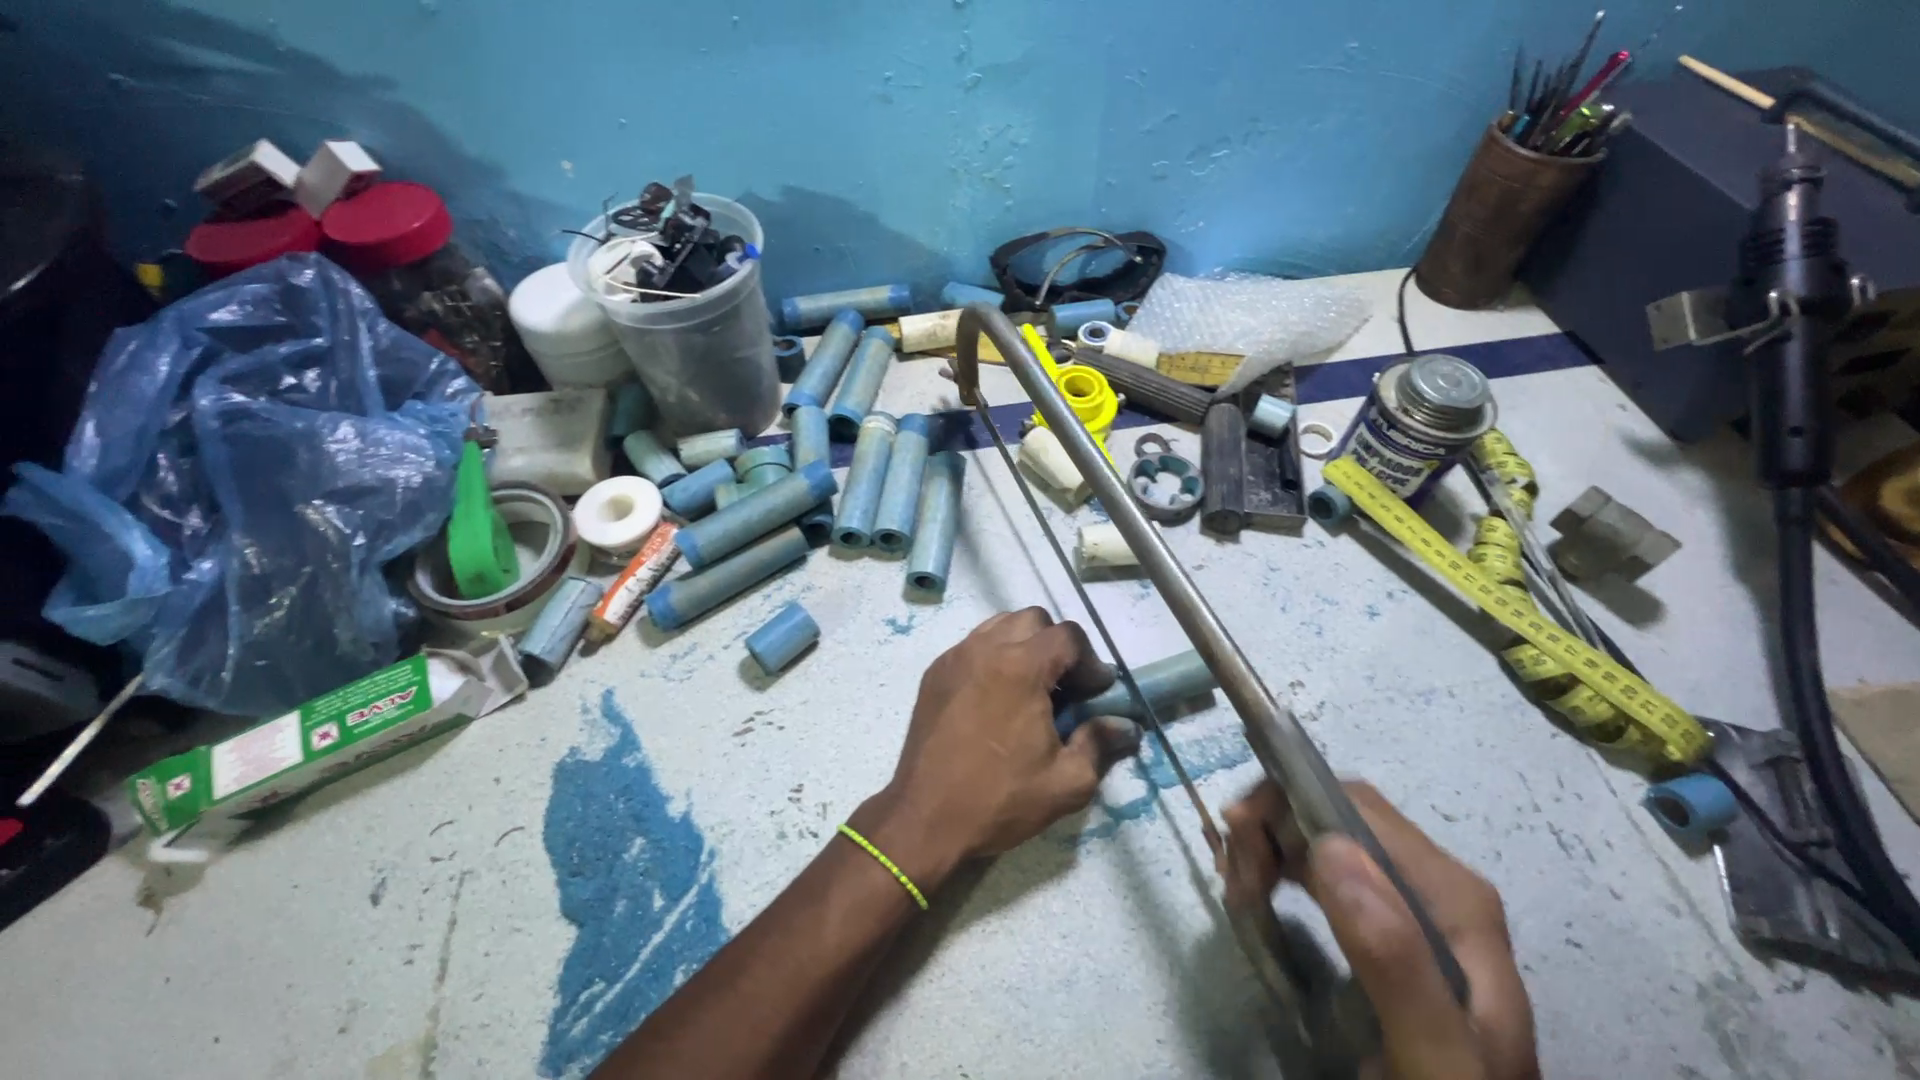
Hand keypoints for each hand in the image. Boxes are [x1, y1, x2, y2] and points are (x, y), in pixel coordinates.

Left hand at [851, 608, 1138, 881]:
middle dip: (1057, 646)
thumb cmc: (999, 799)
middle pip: (1033, 620)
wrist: (925, 818)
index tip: (1097, 694)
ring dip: (1024, 646)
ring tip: (1032, 689)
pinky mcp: (934, 674)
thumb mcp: (1067, 782)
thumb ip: (1100, 744)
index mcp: (1019, 667)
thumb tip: (1125, 726)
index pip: (1068, 636)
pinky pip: (973, 646)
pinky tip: (998, 698)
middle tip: (1066, 687)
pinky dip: (994, 657)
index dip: (1090, 662)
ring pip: (999, 626)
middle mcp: (984, 649)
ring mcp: (954, 658)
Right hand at [1222, 781, 1538, 1079]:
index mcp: (1452, 897)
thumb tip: (1331, 848)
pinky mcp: (1384, 920)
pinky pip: (1320, 865)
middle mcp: (1433, 882)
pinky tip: (1256, 897)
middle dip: (1268, 832)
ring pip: (1320, 835)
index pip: (1354, 807)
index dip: (1285, 814)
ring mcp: (1408, 900)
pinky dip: (1277, 868)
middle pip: (1333, 814)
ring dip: (1266, 850)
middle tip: (1232, 887)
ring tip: (1239, 897)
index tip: (1239, 864)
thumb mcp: (1432, 1053)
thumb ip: (1394, 961)